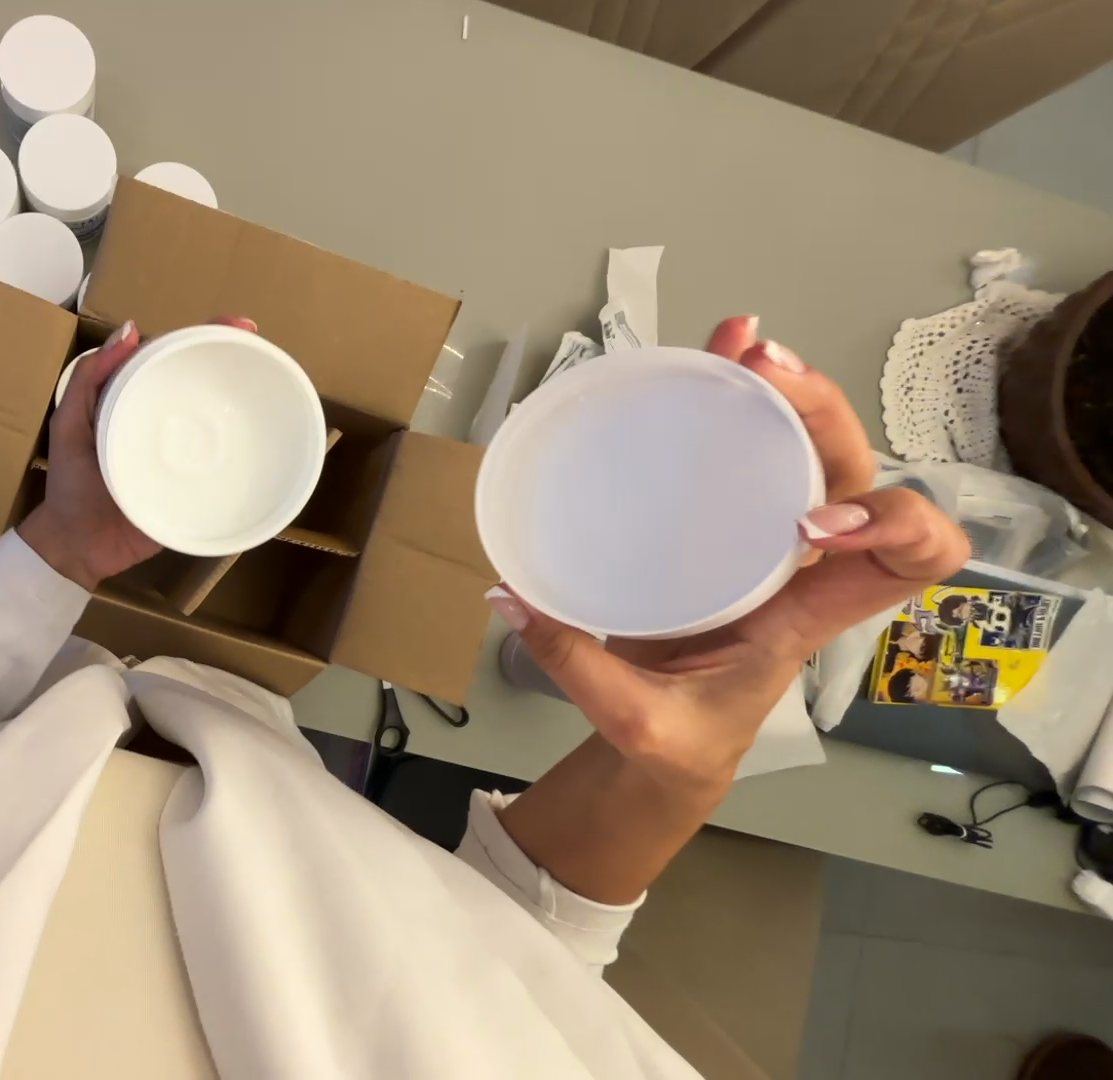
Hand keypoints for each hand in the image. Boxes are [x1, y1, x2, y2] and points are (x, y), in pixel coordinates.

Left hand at [17, 316, 262, 589]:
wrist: (80, 548)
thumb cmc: (70, 486)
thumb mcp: (69, 425)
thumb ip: (88, 380)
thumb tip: (131, 329)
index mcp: (133, 402)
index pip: (171, 359)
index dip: (202, 337)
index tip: (237, 325)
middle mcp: (163, 423)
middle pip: (201, 385)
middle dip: (233, 361)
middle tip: (261, 348)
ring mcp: (183, 456)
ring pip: (217, 422)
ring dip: (245, 403)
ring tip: (272, 382)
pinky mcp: (195, 488)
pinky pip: (223, 466)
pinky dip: (245, 452)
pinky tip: (267, 438)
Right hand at [489, 316, 970, 798]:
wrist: (665, 738)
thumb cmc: (671, 738)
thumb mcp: (628, 719)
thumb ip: (571, 662)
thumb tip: (506, 595)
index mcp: (800, 619)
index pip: (901, 567)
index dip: (890, 530)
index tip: (808, 526)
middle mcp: (793, 566)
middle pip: (853, 476)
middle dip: (823, 417)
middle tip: (762, 371)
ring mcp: (751, 540)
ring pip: (800, 452)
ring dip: (781, 391)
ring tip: (738, 342)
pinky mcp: (707, 526)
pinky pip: (734, 458)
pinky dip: (727, 406)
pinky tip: (700, 370)